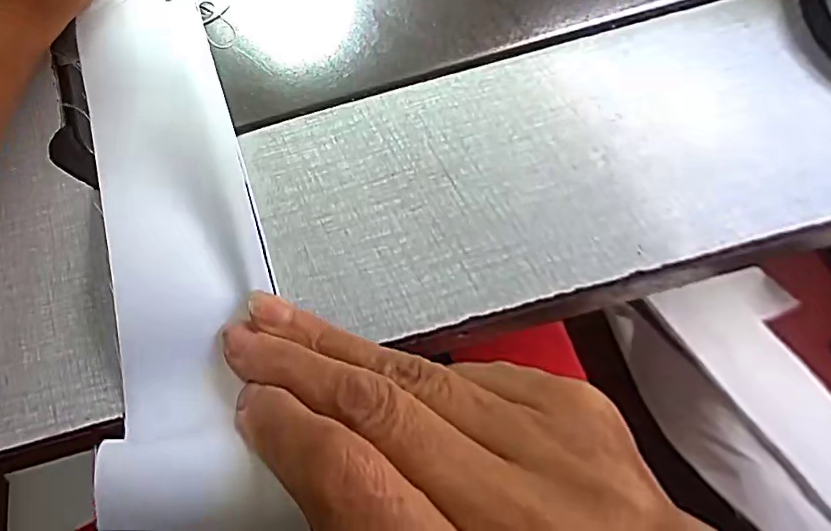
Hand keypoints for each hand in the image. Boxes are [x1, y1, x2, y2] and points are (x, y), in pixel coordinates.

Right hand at [223, 293, 701, 530]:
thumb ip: (364, 517)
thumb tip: (294, 442)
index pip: (360, 482)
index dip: (292, 430)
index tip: (250, 400)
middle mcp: (534, 515)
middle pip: (388, 412)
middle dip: (301, 365)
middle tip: (245, 337)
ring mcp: (571, 458)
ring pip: (423, 374)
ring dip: (342, 344)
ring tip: (284, 318)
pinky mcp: (585, 416)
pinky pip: (475, 373)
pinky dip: (416, 366)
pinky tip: (373, 355)